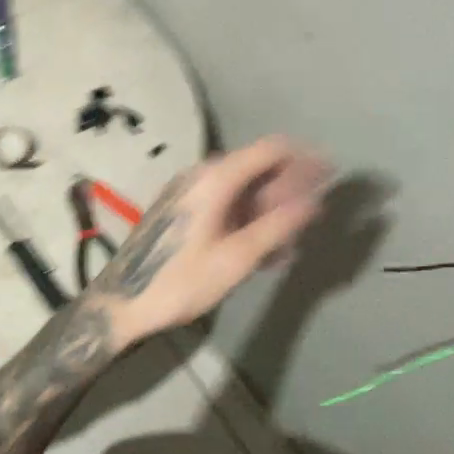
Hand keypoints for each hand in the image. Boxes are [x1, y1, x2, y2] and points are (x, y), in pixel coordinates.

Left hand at [89, 136, 333, 342]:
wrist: (121, 304)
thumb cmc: (179, 282)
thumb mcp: (235, 259)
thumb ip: (277, 227)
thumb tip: (315, 201)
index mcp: (214, 179)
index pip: (270, 150)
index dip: (305, 157)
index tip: (332, 171)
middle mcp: (200, 177)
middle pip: (257, 169)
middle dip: (290, 189)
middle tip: (316, 214)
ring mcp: (188, 194)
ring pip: (242, 191)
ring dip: (271, 210)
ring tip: (293, 241)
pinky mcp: (181, 212)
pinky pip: (225, 206)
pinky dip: (249, 221)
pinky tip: (265, 251)